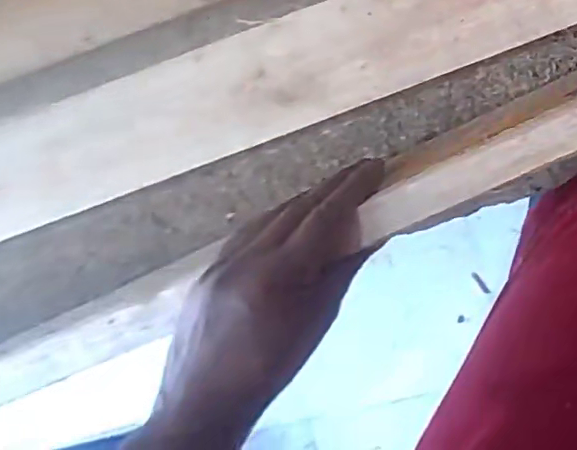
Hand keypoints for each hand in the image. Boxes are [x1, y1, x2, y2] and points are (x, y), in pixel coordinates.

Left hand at [130, 159, 384, 448]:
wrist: (200, 410)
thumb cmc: (273, 365)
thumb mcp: (320, 316)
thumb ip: (345, 267)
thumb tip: (376, 233)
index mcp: (278, 273)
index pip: (324, 215)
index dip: (353, 187)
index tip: (376, 166)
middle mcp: (245, 259)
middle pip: (298, 207)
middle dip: (333, 185)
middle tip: (363, 169)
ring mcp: (220, 264)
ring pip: (271, 215)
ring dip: (306, 198)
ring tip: (333, 190)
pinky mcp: (205, 273)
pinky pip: (248, 232)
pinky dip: (277, 217)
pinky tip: (290, 218)